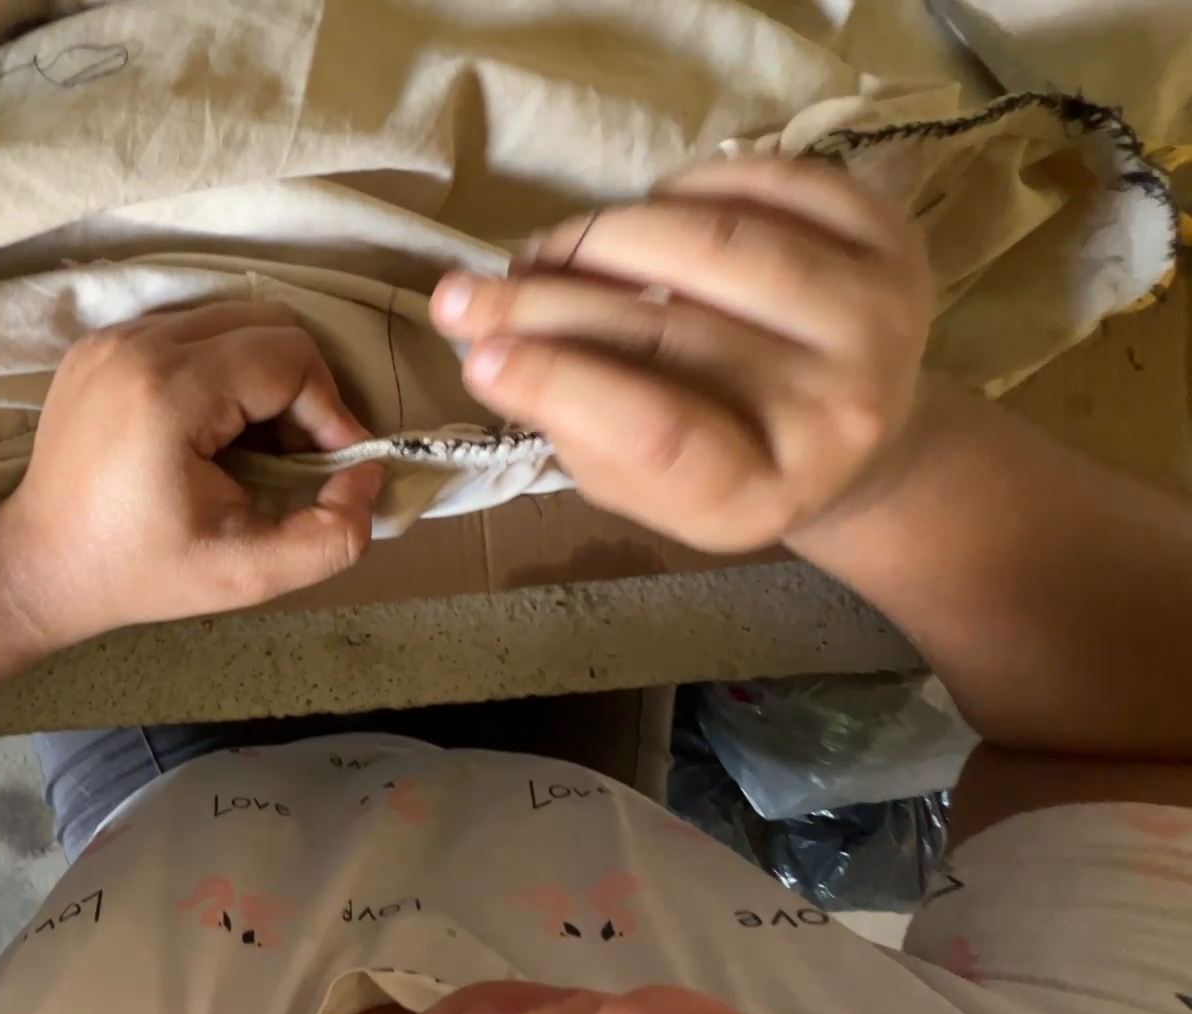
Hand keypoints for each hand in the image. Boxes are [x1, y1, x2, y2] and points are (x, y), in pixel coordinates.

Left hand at [0, 301, 382, 644]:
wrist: (42, 565)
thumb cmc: (142, 574)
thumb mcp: (249, 576)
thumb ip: (332, 535)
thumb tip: (366, 474)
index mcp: (168, 391)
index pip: (289, 357)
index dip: (330, 411)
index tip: (334, 467)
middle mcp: (137, 343)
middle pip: (268, 324)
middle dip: (303, 390)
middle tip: (300, 456)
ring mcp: (111, 337)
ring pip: (232, 320)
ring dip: (266, 378)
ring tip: (260, 444)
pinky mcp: (99, 344)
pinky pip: (192, 331)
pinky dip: (225, 370)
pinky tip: (215, 428)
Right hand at [429, 157, 932, 551]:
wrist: (856, 438)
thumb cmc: (713, 471)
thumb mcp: (634, 487)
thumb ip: (574, 429)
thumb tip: (493, 347)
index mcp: (760, 490)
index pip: (655, 432)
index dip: (558, 386)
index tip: (474, 356)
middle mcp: (838, 407)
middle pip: (666, 334)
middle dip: (541, 306)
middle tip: (459, 296)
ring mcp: (877, 314)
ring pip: (716, 244)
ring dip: (601, 236)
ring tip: (542, 254)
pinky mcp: (894, 238)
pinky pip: (776, 181)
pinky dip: (686, 186)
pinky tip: (639, 214)